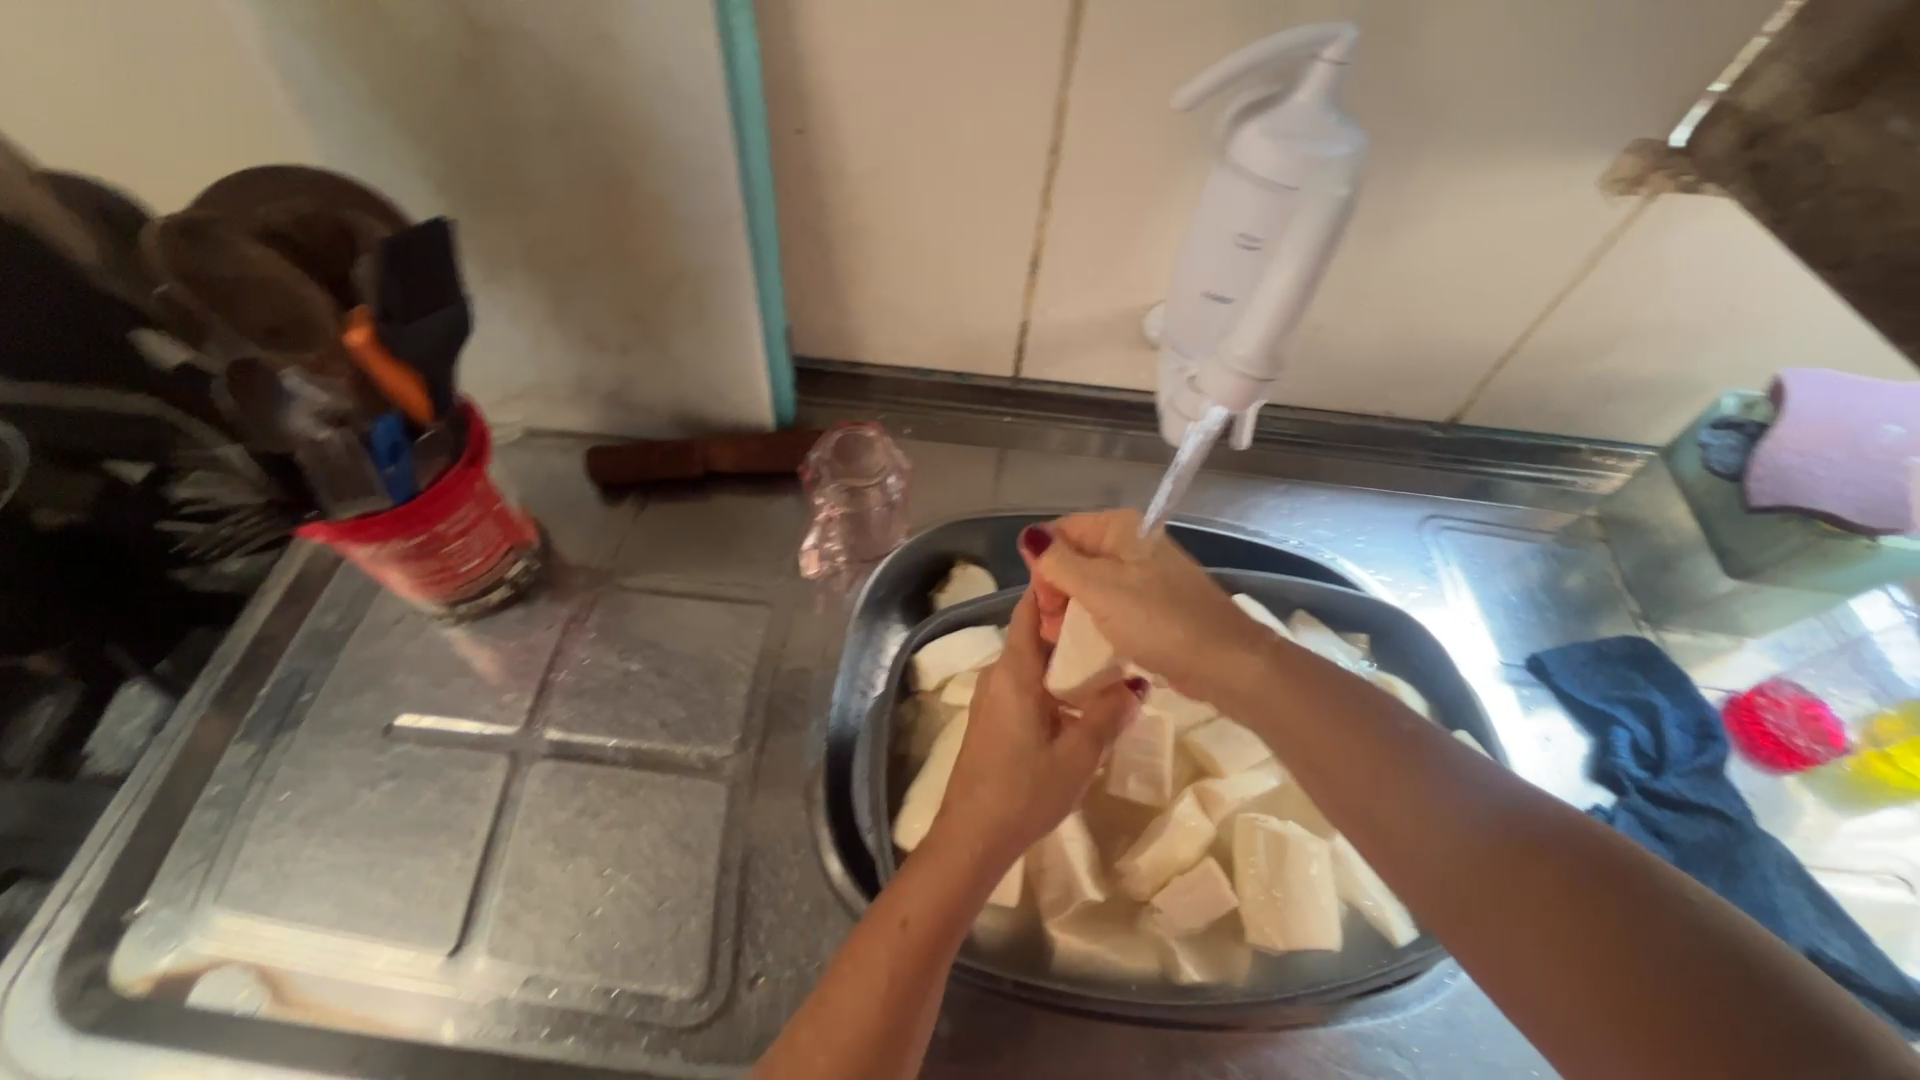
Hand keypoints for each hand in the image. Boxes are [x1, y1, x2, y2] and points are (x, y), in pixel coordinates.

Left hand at [930, 589, 1146, 868]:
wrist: (972, 837)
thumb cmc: (1025, 791)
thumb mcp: (1079, 754)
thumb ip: (1109, 714)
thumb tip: (1136, 686)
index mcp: (1014, 671)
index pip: (1030, 610)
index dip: (1055, 590)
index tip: (1090, 579)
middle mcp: (997, 675)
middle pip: (1034, 635)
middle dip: (1072, 628)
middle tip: (1117, 627)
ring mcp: (992, 699)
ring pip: (1032, 664)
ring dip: (1065, 661)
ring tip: (1110, 664)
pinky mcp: (992, 721)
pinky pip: (1025, 687)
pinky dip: (1053, 685)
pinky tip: (1082, 703)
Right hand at [1019, 509, 1262, 699]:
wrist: (1224, 662)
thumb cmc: (1158, 621)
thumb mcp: (1099, 590)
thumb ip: (1058, 562)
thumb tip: (1028, 536)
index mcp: (1120, 527)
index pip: (1061, 532)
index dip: (1043, 565)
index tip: (1044, 604)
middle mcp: (1132, 544)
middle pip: (1074, 558)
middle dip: (1056, 591)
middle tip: (1053, 630)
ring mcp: (1144, 575)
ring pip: (1090, 586)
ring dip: (1072, 612)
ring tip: (1067, 642)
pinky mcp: (1152, 605)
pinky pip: (1111, 606)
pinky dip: (1095, 622)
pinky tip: (1089, 645)